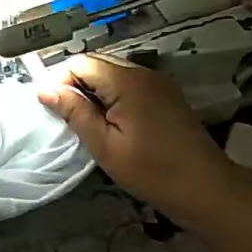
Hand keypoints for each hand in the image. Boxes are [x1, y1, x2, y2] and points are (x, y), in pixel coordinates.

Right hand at [38, 54, 251, 234]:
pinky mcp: (167, 95)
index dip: (60, 80)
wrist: (207, 189)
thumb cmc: (152, 172)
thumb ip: (75, 113)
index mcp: (127, 81)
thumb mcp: (106, 146)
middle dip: (76, 84)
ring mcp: (159, 83)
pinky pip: (131, 85)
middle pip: (97, 63)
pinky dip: (114, 96)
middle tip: (65, 117)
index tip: (51, 109)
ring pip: (114, 73)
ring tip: (86, 122)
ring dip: (95, 91)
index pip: (80, 62)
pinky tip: (111, 123)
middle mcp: (144, 72)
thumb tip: (44, 88)